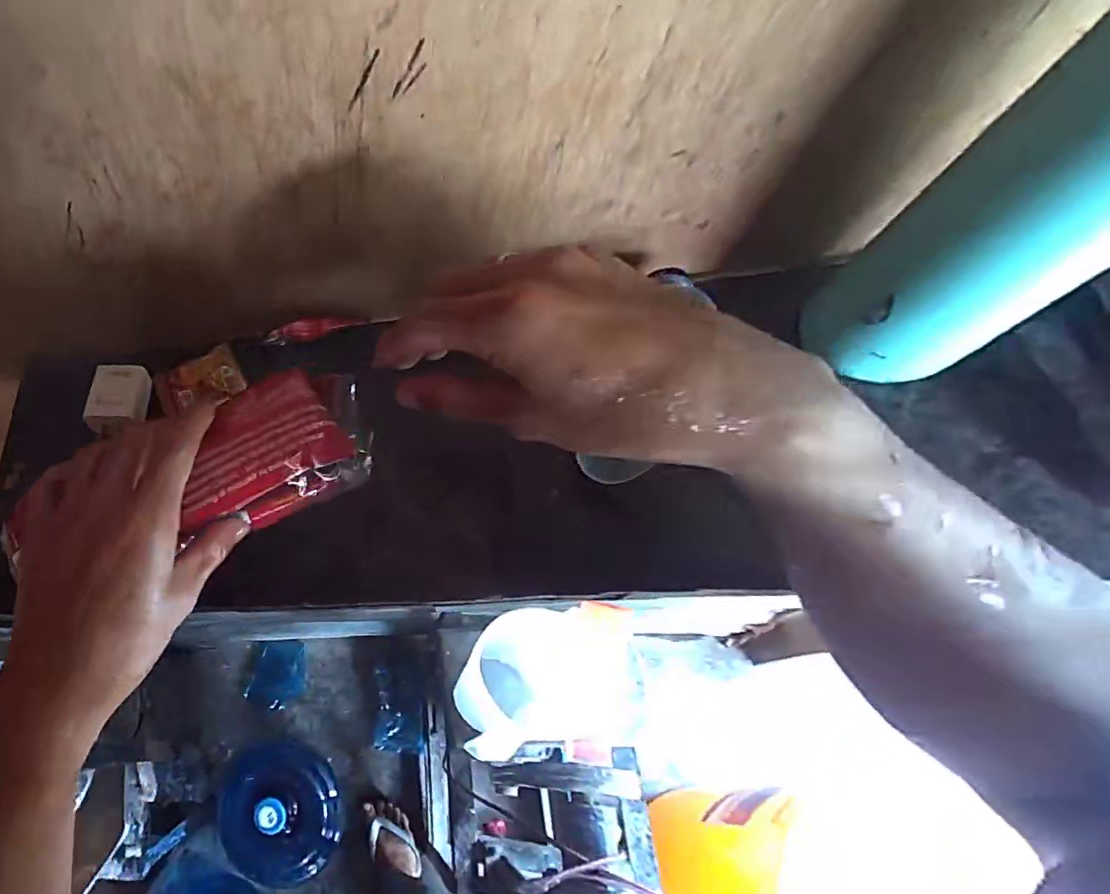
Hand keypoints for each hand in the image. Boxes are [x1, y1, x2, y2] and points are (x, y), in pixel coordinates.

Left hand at [0, 407, 250, 767]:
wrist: (58, 677)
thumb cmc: (128, 644)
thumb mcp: (179, 599)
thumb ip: (208, 550)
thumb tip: (240, 519)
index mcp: (145, 517)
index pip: (173, 448)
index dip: (195, 419)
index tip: (212, 405)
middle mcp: (103, 501)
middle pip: (134, 441)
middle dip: (163, 427)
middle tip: (183, 435)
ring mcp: (64, 511)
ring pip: (95, 453)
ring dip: (123, 444)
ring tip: (140, 455)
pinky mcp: (37, 528)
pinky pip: (56, 479)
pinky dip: (77, 468)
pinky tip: (86, 477)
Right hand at [374, 246, 853, 473]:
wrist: (727, 386)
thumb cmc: (622, 416)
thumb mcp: (531, 418)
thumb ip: (461, 398)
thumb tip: (410, 390)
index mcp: (507, 319)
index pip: (424, 322)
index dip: (395, 346)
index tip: (382, 368)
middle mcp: (527, 274)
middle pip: (446, 290)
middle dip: (421, 325)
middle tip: (419, 365)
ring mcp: (562, 260)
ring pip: (481, 275)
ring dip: (457, 307)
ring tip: (461, 349)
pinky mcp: (591, 260)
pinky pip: (519, 269)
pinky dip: (495, 294)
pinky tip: (509, 328)